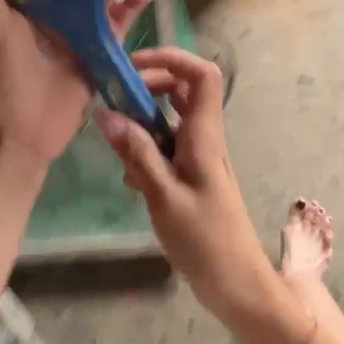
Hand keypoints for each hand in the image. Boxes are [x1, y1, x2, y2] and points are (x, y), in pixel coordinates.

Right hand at [99, 48, 277, 326]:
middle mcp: (205, 139)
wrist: (237, 285)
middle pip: (183, 89)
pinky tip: (129, 177)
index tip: (132, 67)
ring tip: (116, 142)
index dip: (171, 58)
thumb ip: (136, 153)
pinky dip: (146, 149)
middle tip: (116, 100)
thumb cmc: (205, 241)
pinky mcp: (191, 176)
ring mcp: (199, 157)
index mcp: (205, 136)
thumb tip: (106, 114)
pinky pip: (167, 146)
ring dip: (142, 121)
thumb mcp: (163, 196)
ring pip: (171, 118)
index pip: (202, 74)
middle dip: (148, 86)